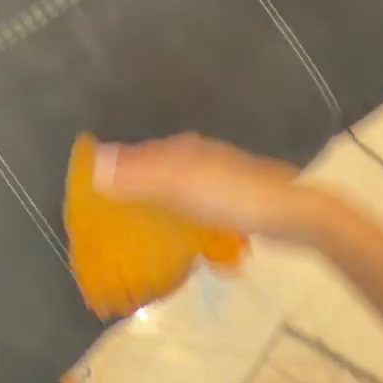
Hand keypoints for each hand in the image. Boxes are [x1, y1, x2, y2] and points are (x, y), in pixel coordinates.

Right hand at [94, 133, 331, 243]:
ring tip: (143, 230)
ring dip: (159, 204)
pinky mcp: (233, 198)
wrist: (289, 214)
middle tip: (116, 219)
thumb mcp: (176, 185)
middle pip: (155, 169)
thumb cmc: (228, 196)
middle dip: (135, 188)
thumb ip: (136, 175)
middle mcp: (197, 156)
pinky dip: (182, 215)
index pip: (136, 154)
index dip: (115, 171)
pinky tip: (182, 234)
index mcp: (181, 148)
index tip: (95, 197)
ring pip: (176, 187)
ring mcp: (217, 176)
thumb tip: (94, 161)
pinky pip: (195, 204)